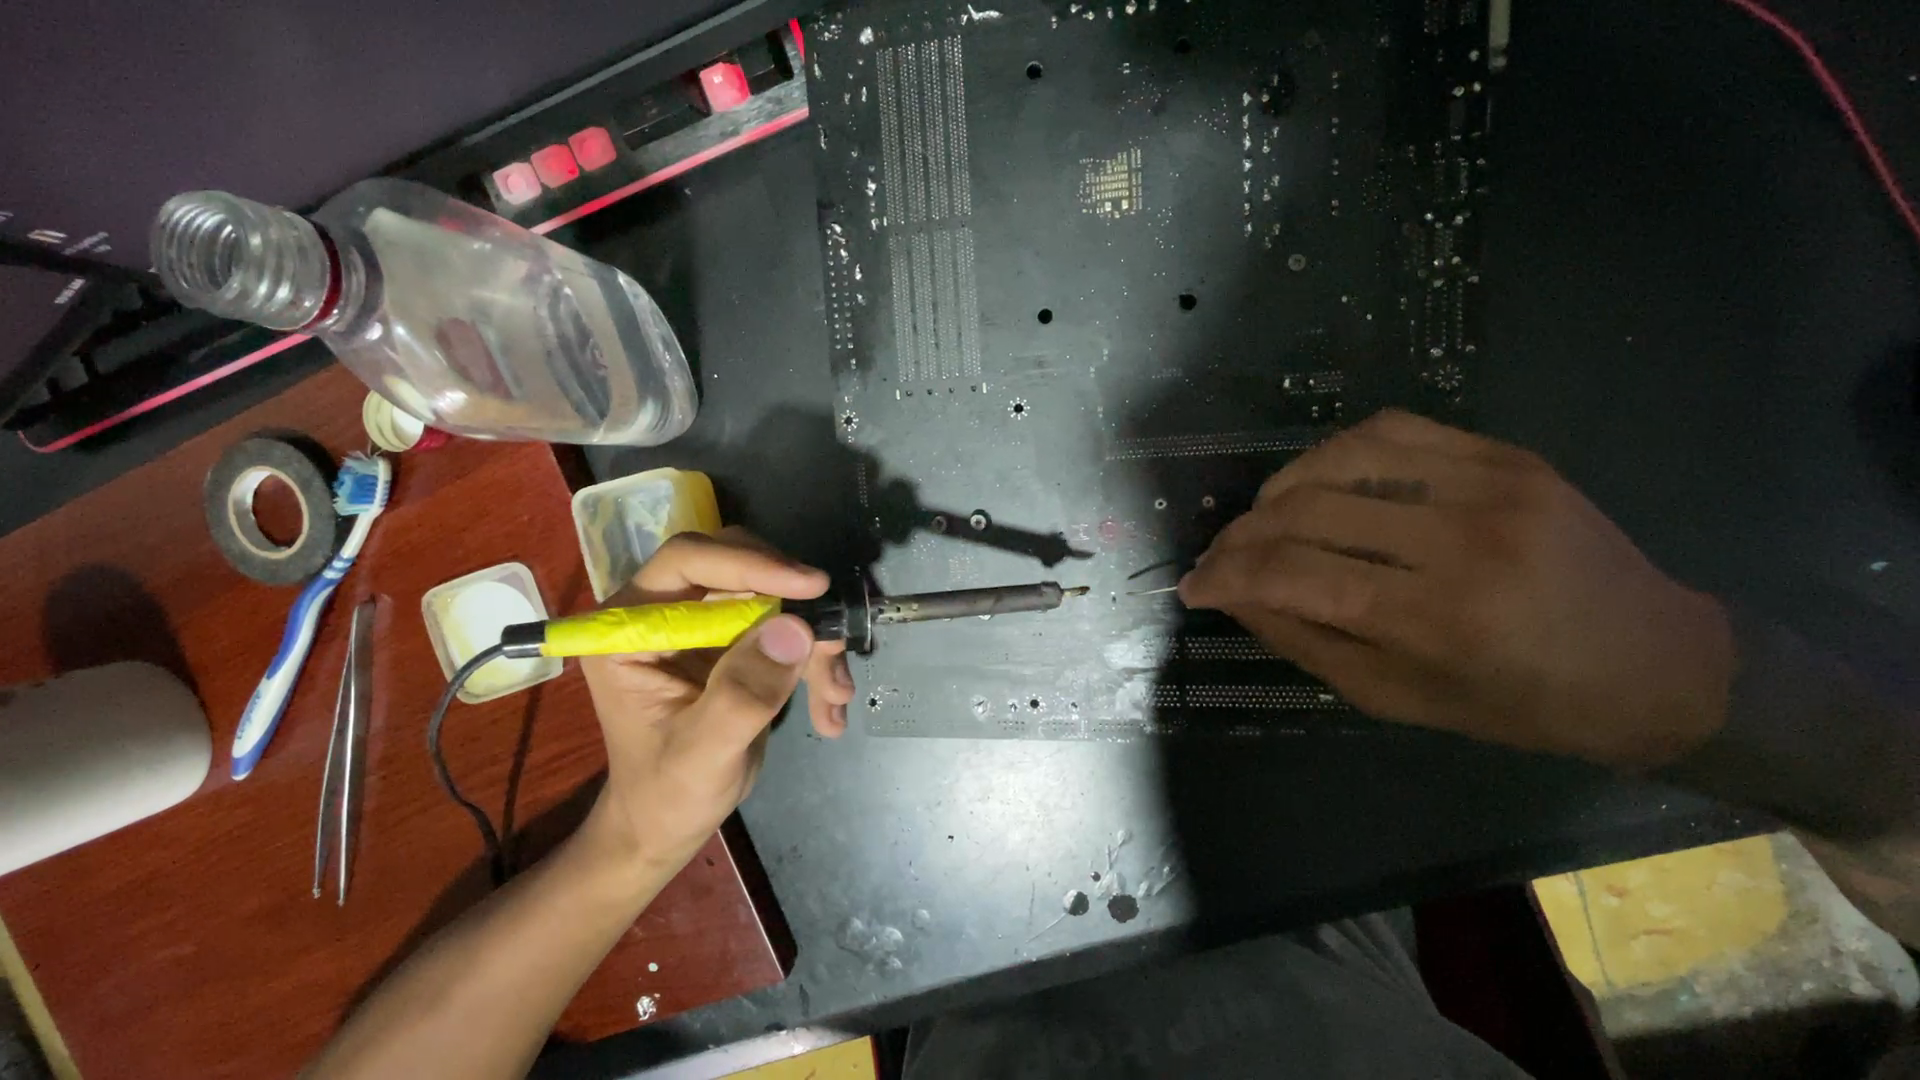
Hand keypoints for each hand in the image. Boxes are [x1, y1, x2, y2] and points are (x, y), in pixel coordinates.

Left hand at [577, 530, 856, 876]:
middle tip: (831, 644)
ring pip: (774, 598)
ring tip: (836, 696)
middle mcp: (665, 614)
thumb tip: (796, 628)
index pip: (688, 561)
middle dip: (792, 604)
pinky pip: (789, 629)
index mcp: (630, 627)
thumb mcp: (702, 754)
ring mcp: (703, 627)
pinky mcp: (737, 644)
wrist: (669, 825)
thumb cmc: (666, 795)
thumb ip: (742, 694)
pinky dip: (816, 663)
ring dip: (813, 643)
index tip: (811, 586)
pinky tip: (830, 710)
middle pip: (739, 569)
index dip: (750, 564)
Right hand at [1178, 410, 1735, 766]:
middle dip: (1242, 536)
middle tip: (1219, 557)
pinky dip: (1335, 452)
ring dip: (1279, 488)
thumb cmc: (1519, 704)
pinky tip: (1319, 481)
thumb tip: (1234, 595)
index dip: (1227, 577)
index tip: (1193, 586)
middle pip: (1308, 511)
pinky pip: (1392, 429)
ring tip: (1263, 519)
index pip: (1296, 576)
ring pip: (1341, 457)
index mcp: (1438, 619)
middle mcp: (1461, 539)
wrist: (1652, 662)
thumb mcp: (1398, 697)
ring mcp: (1489, 484)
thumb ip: (1306, 641)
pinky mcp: (1506, 454)